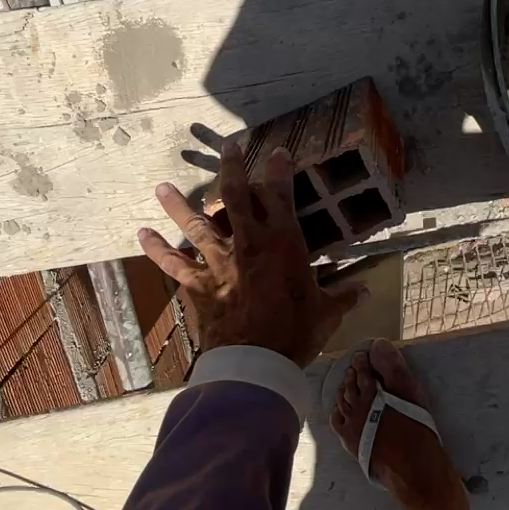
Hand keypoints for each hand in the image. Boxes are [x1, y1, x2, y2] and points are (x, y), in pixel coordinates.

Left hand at [138, 140, 365, 366]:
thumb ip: (343, 297)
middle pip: (236, 196)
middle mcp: (249, 243)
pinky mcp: (199, 285)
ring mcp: (219, 262)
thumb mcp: (326, 313)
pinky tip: (142, 234)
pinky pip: (174, 264)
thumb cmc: (295, 333)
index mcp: (283, 243)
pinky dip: (157, 249)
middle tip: (229, 146)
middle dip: (232, 167)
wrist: (255, 363)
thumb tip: (365, 292)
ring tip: (162, 186)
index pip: (281, 195)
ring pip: (196, 225)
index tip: (278, 151)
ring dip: (178, 204)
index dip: (279, 170)